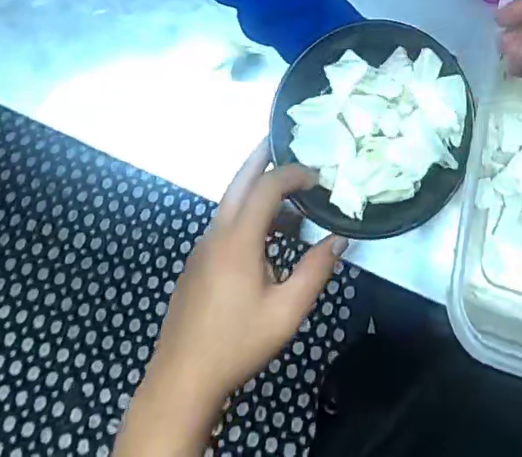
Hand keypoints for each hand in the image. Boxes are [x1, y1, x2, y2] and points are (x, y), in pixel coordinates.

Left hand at [121, 142, 345, 453]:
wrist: (182, 378)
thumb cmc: (237, 343)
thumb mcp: (286, 312)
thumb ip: (315, 271)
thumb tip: (339, 239)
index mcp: (238, 238)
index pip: (267, 186)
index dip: (294, 174)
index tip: (319, 177)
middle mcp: (217, 232)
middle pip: (240, 180)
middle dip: (263, 158)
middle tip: (285, 142)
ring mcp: (203, 246)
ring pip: (231, 202)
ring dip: (258, 191)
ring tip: (290, 200)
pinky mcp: (197, 262)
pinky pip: (225, 223)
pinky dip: (248, 214)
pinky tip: (267, 238)